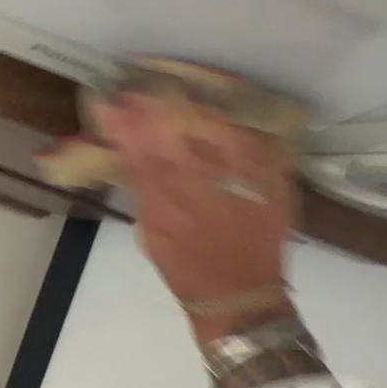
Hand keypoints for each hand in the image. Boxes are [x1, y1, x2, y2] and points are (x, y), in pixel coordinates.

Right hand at [91, 91, 296, 338]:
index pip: (140, 155)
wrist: (241, 299)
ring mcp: (241, 186)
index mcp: (166, 206)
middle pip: (176, 138)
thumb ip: (145, 193)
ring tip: (185, 90)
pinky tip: (231, 111)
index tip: (112, 102)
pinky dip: (243, 126)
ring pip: (217, 134)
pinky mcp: (274, 186)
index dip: (125, 126)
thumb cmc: (186, 270)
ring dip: (197, 108)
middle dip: (156, 109)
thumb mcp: (152, 235)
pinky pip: (260, 146)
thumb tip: (132, 156)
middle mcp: (201, 193)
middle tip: (143, 88)